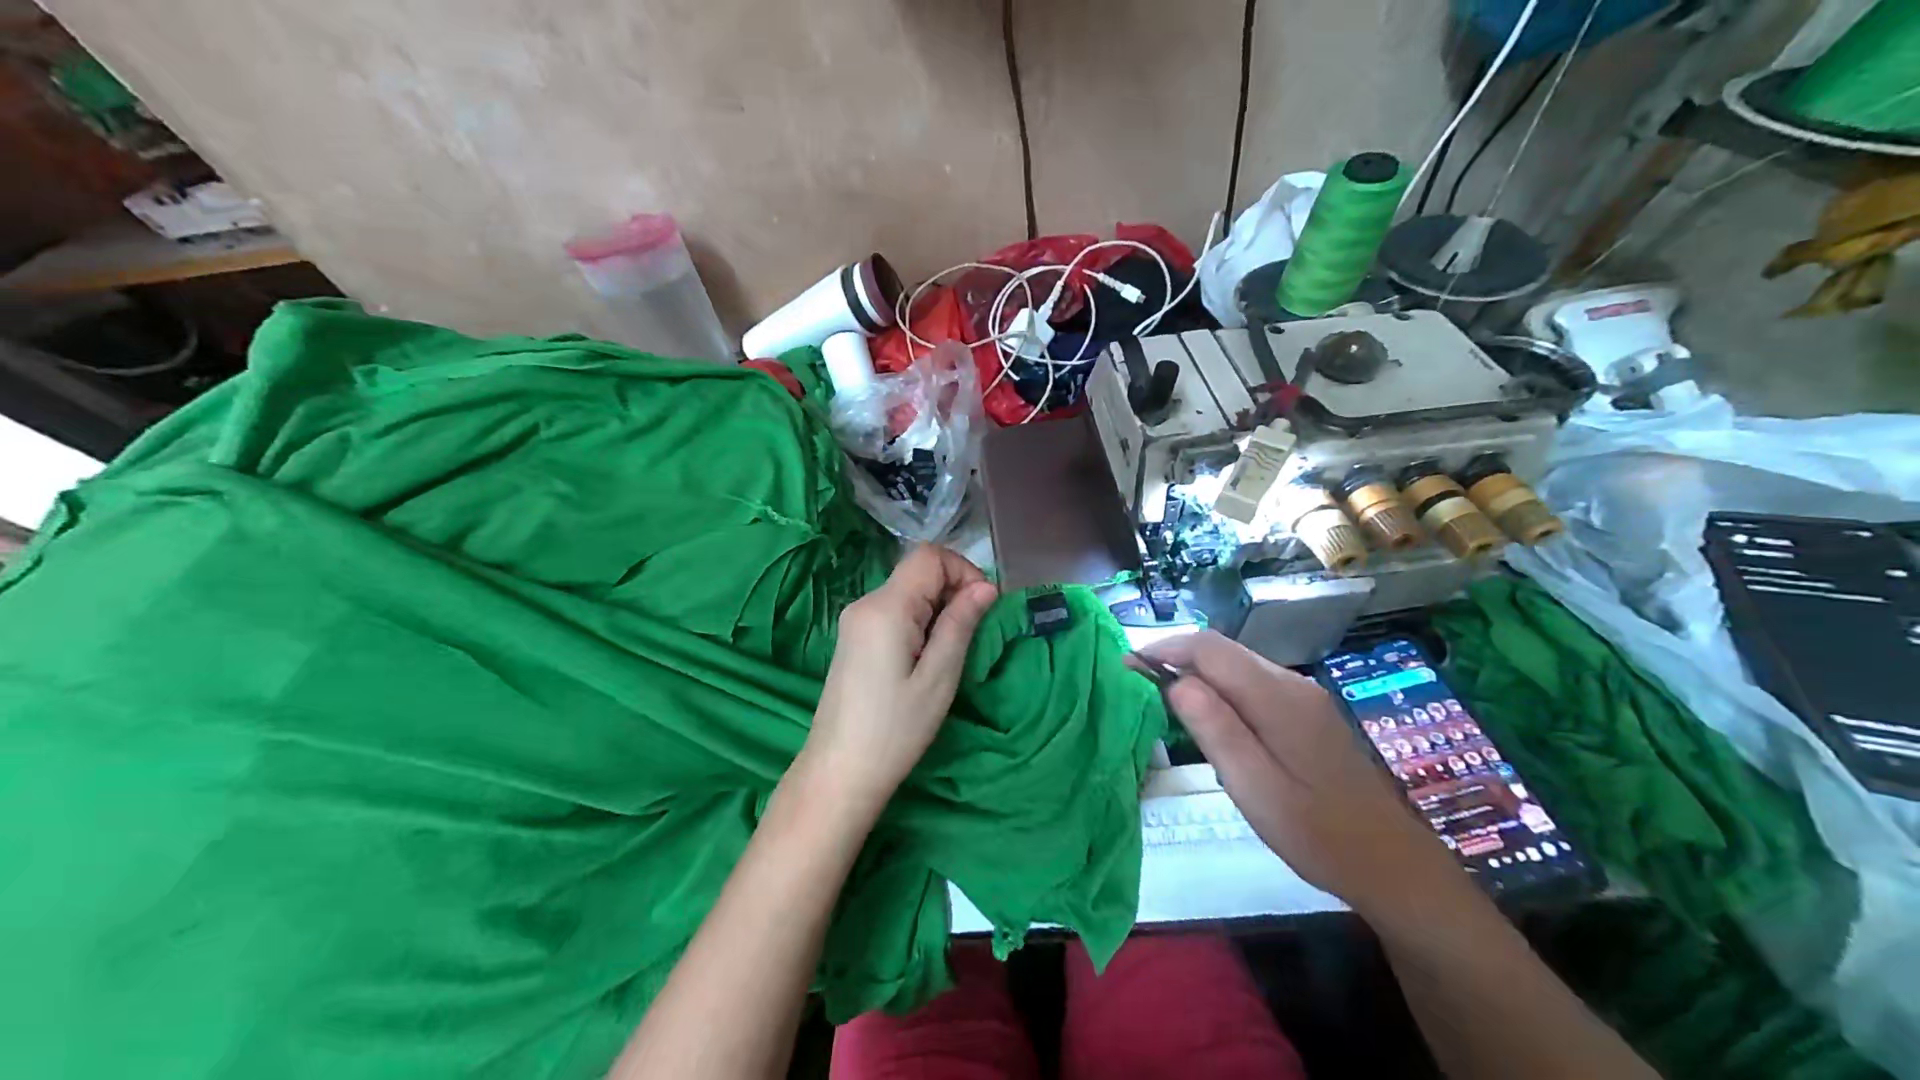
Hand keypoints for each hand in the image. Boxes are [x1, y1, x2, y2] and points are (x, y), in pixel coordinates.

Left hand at [804, 545, 998, 807]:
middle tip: (971, 636)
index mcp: (886, 607)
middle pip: (918, 571)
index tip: (983, 608)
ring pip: (908, 591)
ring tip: (949, 653)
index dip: (963, 571)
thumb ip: (961, 624)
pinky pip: (894, 612)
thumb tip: (986, 587)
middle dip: (953, 590)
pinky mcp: (854, 639)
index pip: (930, 556)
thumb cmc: (895, 729)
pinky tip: (926, 658)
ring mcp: (855, 620)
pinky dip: (920, 621)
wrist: (838, 771)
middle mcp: (866, 603)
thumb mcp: (939, 678)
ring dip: (938, 608)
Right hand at [1137, 631, 1462, 918]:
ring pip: (1237, 666)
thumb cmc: (1318, 834)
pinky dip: (1220, 690)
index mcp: (1278, 697)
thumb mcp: (1255, 788)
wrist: (1392, 865)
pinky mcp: (1307, 713)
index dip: (1164, 649)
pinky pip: (1252, 685)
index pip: (1209, 648)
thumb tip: (1175, 681)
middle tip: (1137, 686)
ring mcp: (1304, 697)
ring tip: (1162, 701)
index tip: (1127, 666)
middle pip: (1222, 652)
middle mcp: (1292, 683)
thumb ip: (1216, 729)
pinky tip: (1208, 718)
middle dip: (1175, 659)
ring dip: (1196, 674)